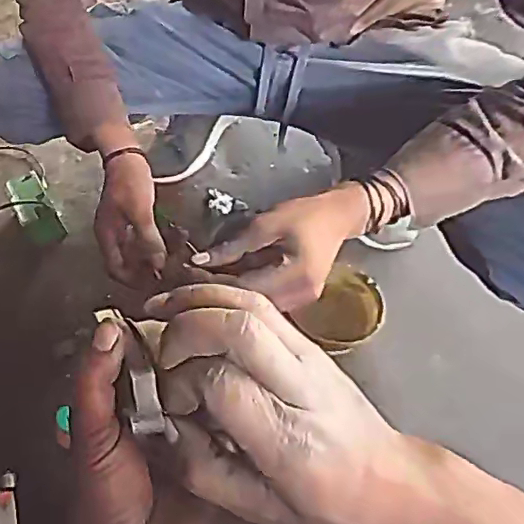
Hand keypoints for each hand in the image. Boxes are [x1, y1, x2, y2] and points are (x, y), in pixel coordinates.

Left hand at [68, 317, 213, 523]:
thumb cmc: (104, 504)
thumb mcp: (90, 435)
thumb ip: (93, 384)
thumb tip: (107, 331)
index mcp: (115, 400)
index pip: (131, 350)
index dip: (147, 329)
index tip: (170, 307)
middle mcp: (150, 408)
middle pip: (172, 364)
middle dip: (186, 350)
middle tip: (207, 330)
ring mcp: (184, 426)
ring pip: (199, 385)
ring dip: (210, 375)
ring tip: (228, 352)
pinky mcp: (213, 448)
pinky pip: (224, 417)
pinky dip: (231, 405)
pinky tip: (243, 386)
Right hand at [94, 150, 167, 288]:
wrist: (125, 154)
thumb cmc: (130, 183)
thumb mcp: (141, 213)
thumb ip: (148, 241)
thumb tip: (157, 267)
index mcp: (107, 235)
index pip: (115, 269)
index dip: (132, 280)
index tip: (153, 283)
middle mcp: (110, 234)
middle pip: (124, 262)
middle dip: (144, 270)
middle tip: (166, 273)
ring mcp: (118, 225)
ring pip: (133, 250)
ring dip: (150, 256)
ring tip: (171, 259)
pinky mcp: (127, 216)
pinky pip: (138, 237)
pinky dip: (151, 242)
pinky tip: (168, 241)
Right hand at [148, 284, 455, 523]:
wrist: (393, 483)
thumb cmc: (328, 507)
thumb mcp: (257, 510)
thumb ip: (199, 468)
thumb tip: (159, 422)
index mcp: (290, 442)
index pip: (223, 384)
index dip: (182, 385)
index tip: (170, 403)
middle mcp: (303, 388)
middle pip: (238, 328)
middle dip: (184, 330)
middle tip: (161, 353)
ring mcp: (310, 357)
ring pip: (250, 303)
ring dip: (197, 299)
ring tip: (159, 310)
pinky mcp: (308, 342)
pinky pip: (259, 303)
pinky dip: (218, 295)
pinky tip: (191, 304)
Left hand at [193, 185, 367, 311]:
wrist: (338, 217)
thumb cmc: (305, 215)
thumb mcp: (267, 223)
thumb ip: (234, 245)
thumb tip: (199, 260)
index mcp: (296, 278)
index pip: (243, 289)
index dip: (212, 284)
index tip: (185, 275)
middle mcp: (299, 298)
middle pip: (247, 304)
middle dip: (215, 293)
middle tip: (185, 283)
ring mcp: (299, 304)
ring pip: (253, 308)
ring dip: (227, 296)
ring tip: (198, 283)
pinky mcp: (295, 301)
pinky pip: (262, 302)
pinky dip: (241, 293)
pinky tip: (222, 283)